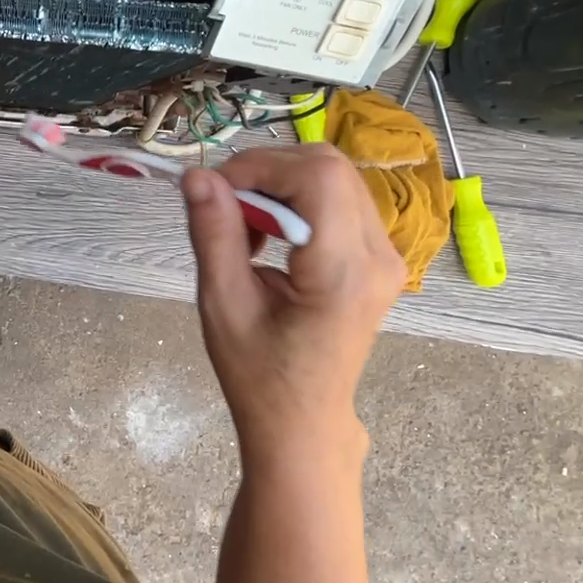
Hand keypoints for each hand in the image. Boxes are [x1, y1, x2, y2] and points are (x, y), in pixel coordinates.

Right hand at [181, 146, 406, 467]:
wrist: (302, 415)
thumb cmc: (256, 370)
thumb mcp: (222, 302)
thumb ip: (214, 234)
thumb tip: (196, 175)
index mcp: (342, 272)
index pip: (317, 178)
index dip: (258, 167)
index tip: (211, 191)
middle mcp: (378, 255)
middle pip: (329, 167)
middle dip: (265, 170)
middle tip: (221, 205)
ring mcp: (386, 254)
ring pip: (334, 177)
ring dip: (277, 184)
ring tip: (242, 227)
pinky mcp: (377, 256)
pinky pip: (338, 200)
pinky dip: (294, 200)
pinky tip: (267, 235)